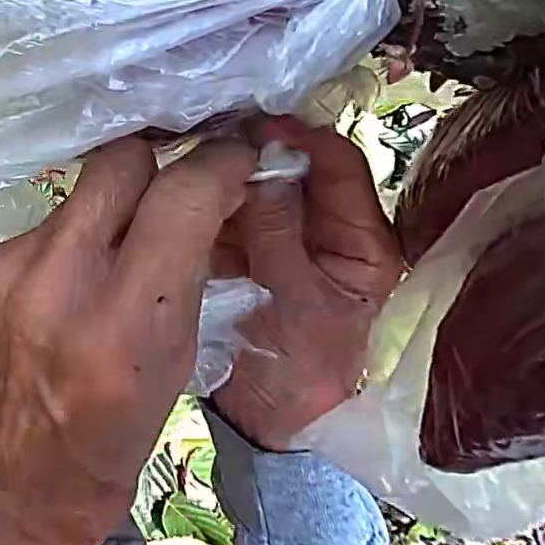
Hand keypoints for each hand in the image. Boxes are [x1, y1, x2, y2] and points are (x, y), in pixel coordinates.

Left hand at [0, 136, 256, 544]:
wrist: (27, 477)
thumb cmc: (122, 426)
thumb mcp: (181, 349)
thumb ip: (192, 260)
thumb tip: (211, 184)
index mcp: (124, 321)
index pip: (180, 196)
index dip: (216, 164)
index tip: (232, 157)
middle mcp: (57, 283)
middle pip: (121, 160)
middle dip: (159, 164)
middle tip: (175, 190)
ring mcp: (9, 268)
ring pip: (83, 184)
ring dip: (115, 201)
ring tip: (119, 243)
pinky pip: (49, 218)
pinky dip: (74, 232)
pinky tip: (72, 274)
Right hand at [211, 116, 404, 449]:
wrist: (258, 420)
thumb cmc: (298, 373)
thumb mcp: (297, 305)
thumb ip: (278, 234)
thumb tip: (258, 166)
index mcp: (363, 243)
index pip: (342, 169)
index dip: (304, 139)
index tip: (260, 124)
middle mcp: (324, 228)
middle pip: (294, 169)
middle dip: (257, 149)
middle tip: (213, 132)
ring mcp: (280, 234)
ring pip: (256, 184)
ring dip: (228, 169)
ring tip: (191, 152)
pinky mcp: (244, 245)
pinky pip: (227, 209)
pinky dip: (207, 196)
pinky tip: (181, 183)